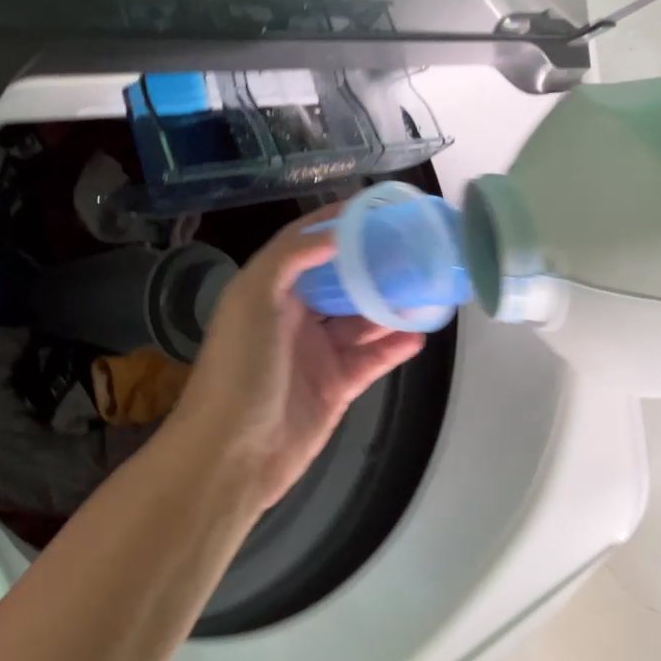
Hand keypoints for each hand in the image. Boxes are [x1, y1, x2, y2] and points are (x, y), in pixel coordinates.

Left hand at [170, 204, 427, 507]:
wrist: (234, 451)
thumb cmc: (240, 365)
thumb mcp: (253, 298)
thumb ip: (289, 258)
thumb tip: (335, 231)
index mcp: (266, 289)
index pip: (304, 244)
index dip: (336, 225)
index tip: (376, 209)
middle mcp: (290, 315)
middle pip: (338, 280)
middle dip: (371, 264)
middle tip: (414, 249)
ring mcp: (314, 352)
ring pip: (358, 319)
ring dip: (388, 304)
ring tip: (426, 287)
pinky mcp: (334, 388)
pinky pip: (370, 360)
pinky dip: (392, 346)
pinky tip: (418, 335)